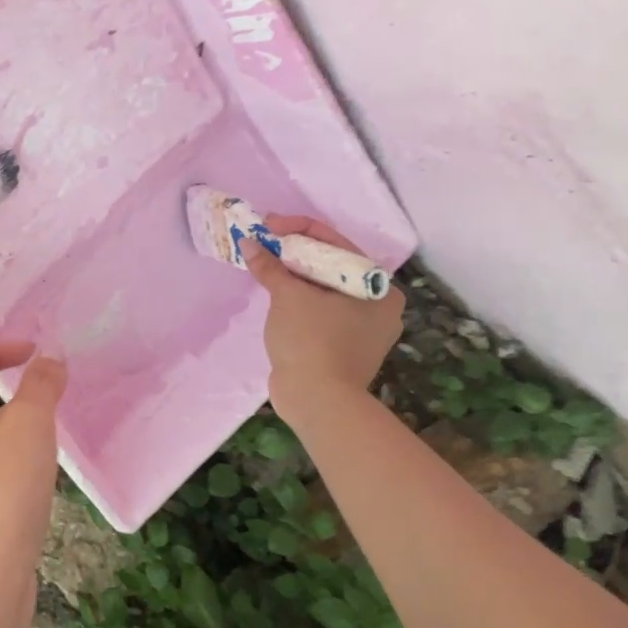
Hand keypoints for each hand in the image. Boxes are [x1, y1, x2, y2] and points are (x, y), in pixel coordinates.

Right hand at [241, 217, 405, 425]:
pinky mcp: (342, 343)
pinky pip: (318, 306)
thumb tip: (249, 242)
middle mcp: (378, 304)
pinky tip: (274, 289)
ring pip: (323, 285)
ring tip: (263, 262)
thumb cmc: (313, 340)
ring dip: (292, 272)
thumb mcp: (288, 296)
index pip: (336, 243)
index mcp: (378, 288)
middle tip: (262, 241)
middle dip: (293, 250)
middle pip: (330, 263)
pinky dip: (297, 294)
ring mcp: (361, 326)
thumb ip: (270, 265)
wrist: (318, 401)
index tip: (266, 226)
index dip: (298, 229)